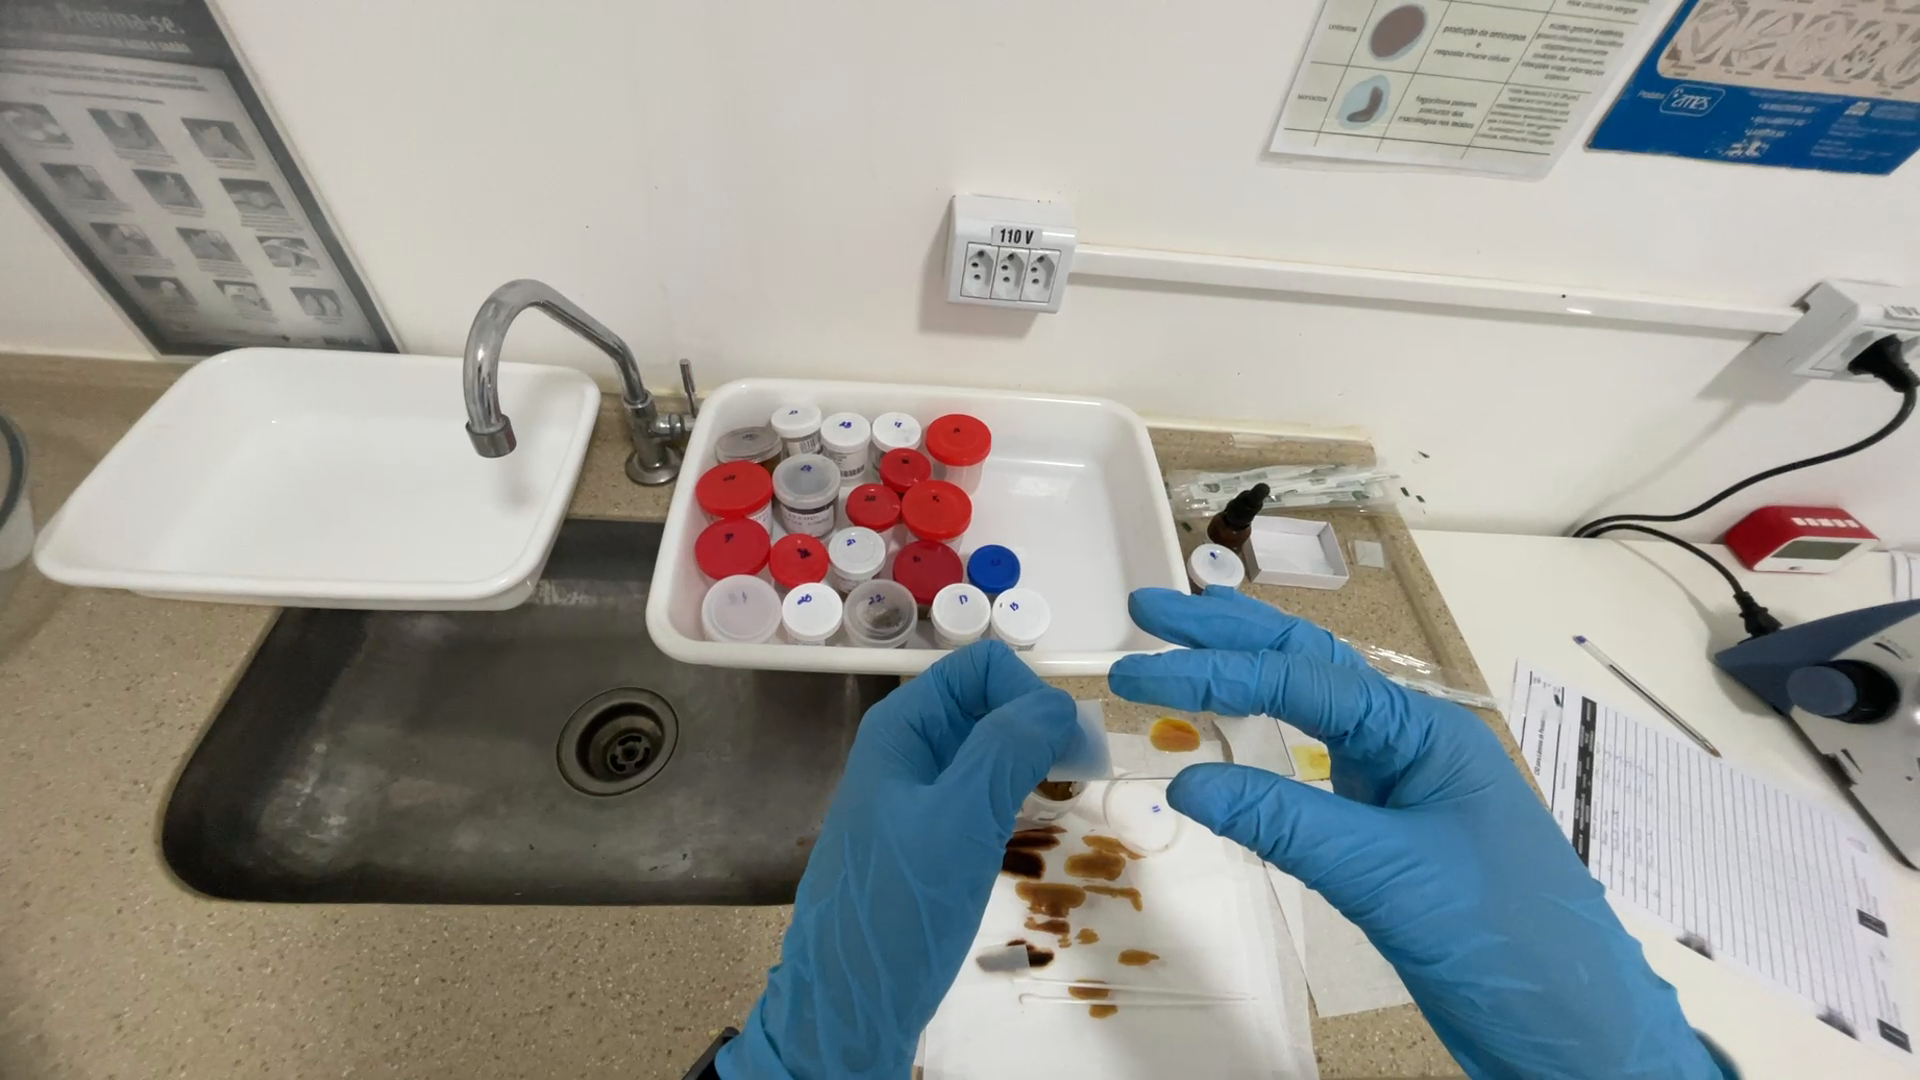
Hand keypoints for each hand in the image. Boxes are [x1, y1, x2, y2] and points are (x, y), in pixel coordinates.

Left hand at [719, 641, 1078, 1079]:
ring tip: (1068, 784)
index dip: (1026, 690)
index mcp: (905, 724)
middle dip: (1035, 720)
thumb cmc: (900, 906)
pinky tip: (1036, 809)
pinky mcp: (932, 826)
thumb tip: (1056, 701)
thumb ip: (1005, 750)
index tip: (1064, 741)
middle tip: (1080, 765)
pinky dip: (1016, 784)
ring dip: (1031, 752)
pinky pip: (982, 782)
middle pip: (986, 699)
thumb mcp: (959, 820)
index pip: (980, 668)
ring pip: (988, 742)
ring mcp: (919, 787)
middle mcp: (911, 744)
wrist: (849, 1006)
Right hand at [1109, 588, 1727, 1079]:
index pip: (1299, 683)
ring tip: (1182, 632)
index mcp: (1419, 730)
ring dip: (1241, 661)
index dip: (1212, 674)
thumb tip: (1183, 785)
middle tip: (1148, 609)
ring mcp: (1392, 773)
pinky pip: (1307, 750)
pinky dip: (1258, 722)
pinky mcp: (1378, 815)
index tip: (1137, 678)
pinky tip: (1231, 713)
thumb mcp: (1391, 881)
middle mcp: (1404, 735)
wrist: (1587, 1046)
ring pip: (1305, 697)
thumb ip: (1285, 824)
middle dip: (1223, 630)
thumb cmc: (1509, 951)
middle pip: (1302, 660)